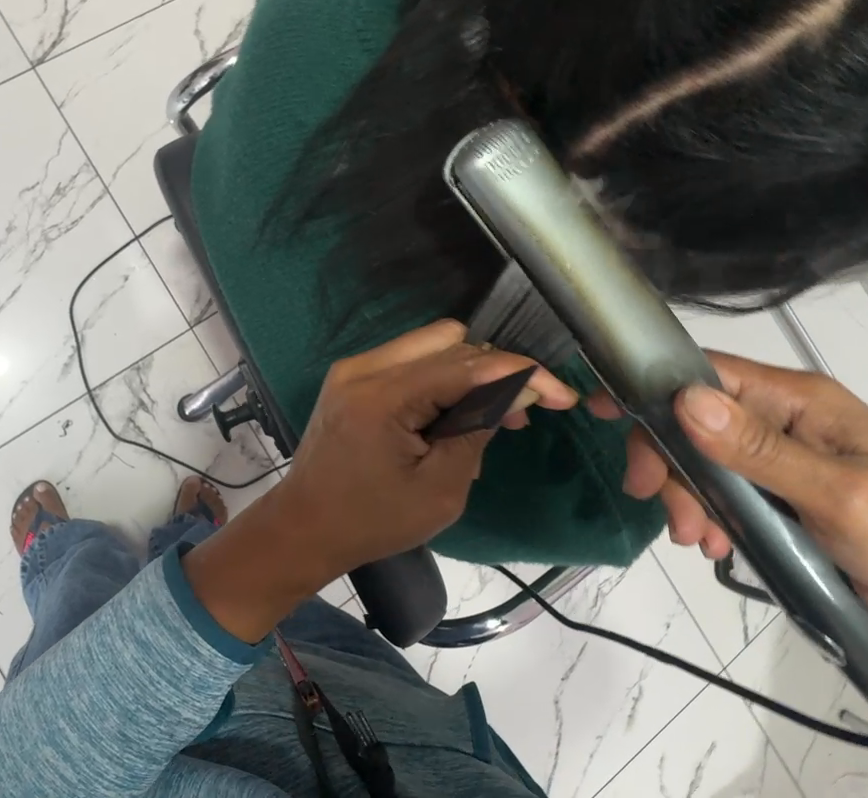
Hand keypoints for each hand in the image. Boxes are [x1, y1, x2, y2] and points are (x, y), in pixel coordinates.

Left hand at [182, 319, 577, 641]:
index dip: (521, 374)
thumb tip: (518, 391)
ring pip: (430, 345)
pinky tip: (454, 421)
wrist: (304, 527)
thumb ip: (479, 430)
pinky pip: (409, 361)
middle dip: (494, 370)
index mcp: (383, 395)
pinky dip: (440, 381)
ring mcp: (354, 369)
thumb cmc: (372, 520)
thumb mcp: (440, 488)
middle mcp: (365, 367)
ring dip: (468, 374)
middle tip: (521, 414)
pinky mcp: (351, 378)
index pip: (467, 364)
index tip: (563, 396)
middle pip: (449, 340)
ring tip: (491, 423)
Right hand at [597, 352, 867, 640]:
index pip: (703, 373)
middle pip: (690, 421)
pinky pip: (723, 492)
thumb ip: (759, 449)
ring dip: (687, 497)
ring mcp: (781, 457)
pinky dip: (708, 515)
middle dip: (668, 465)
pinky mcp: (782, 494)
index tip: (602, 415)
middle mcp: (782, 418)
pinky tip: (716, 545)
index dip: (649, 388)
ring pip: (700, 460)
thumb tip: (685, 399)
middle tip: (668, 513)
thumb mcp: (840, 495)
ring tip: (701, 543)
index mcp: (797, 399)